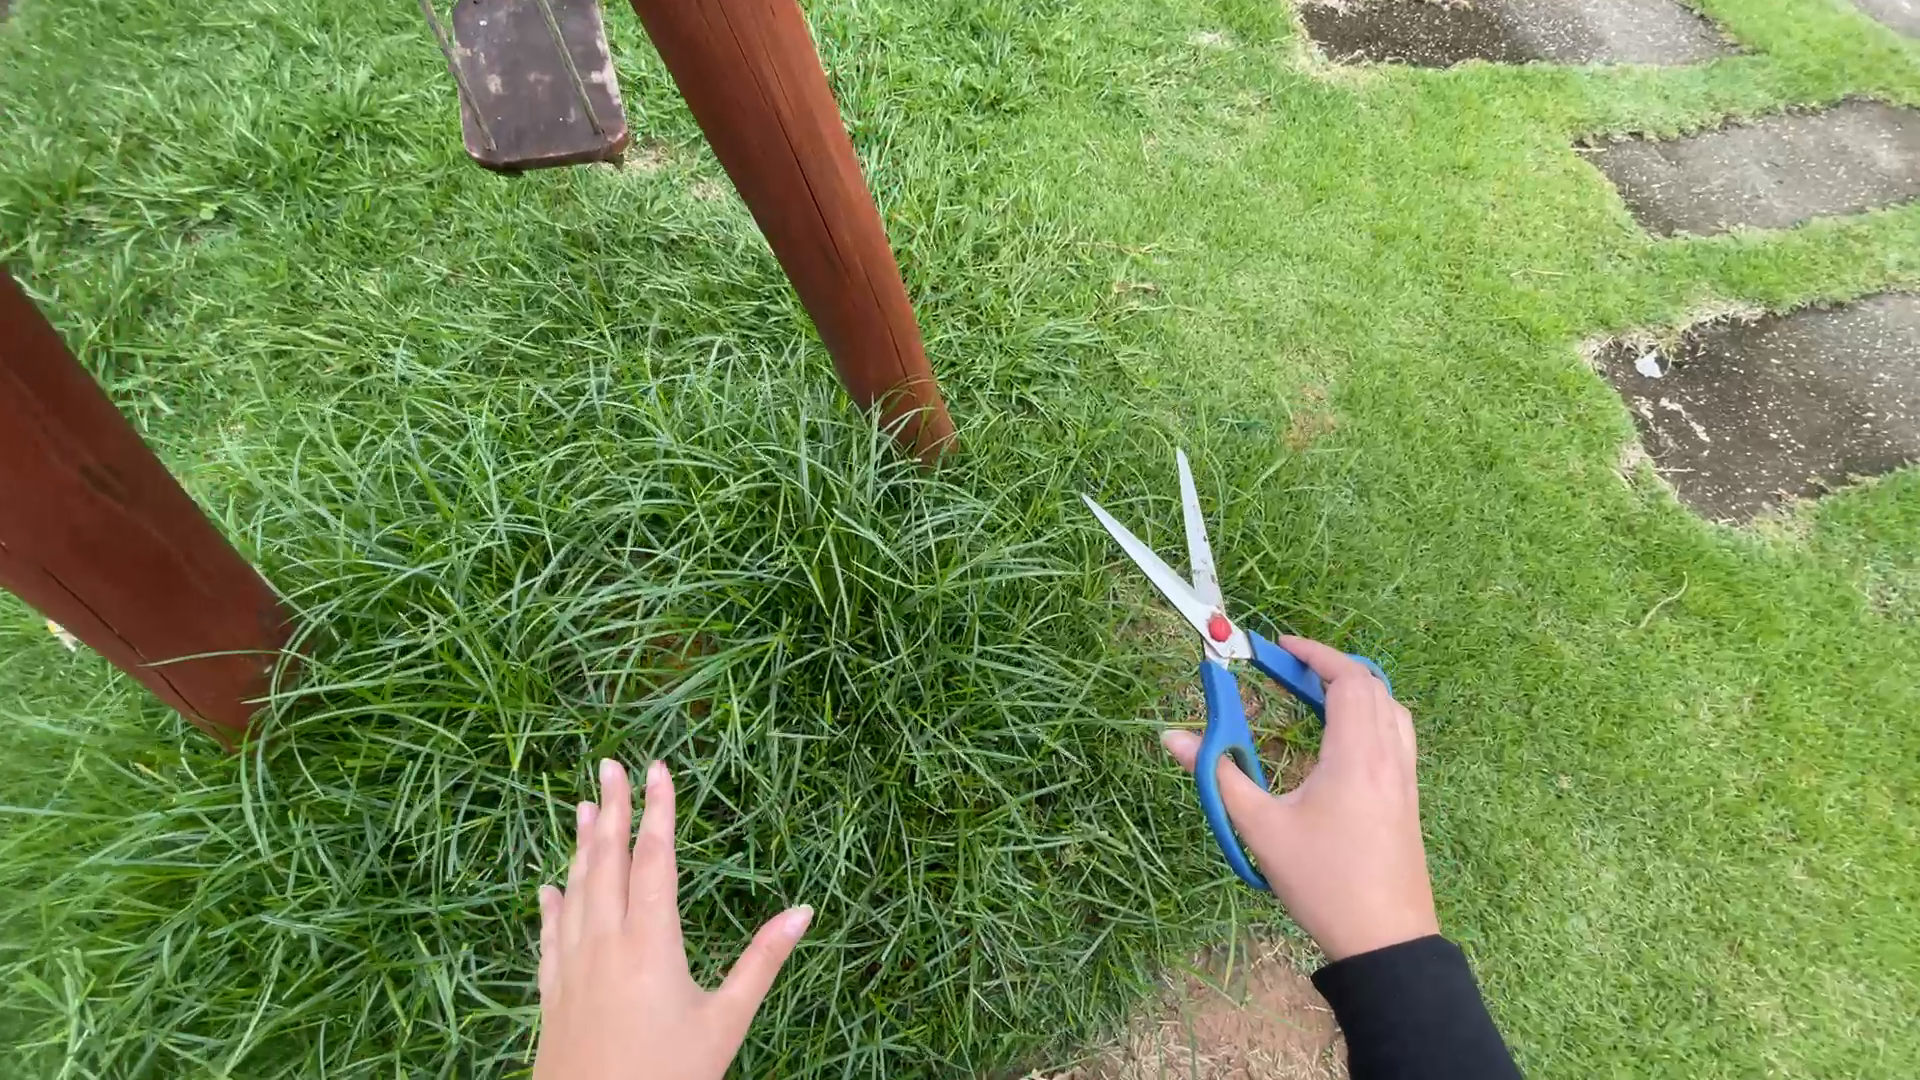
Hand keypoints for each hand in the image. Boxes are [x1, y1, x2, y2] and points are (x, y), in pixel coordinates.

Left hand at [533, 759, 812, 1079]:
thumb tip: (805, 909)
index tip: (658, 767)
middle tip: (608, 764)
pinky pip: (549, 938)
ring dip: (581, 846)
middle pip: (607, 862)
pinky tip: (546, 887)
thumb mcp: (725, 1023)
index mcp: (650, 943)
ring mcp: (572, 970)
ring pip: (575, 891)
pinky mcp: (553, 998)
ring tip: (585, 806)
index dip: (659, 808)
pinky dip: (550, 907)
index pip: (654, 858)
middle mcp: (606, 945)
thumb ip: (763, 961)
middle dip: (612, 809)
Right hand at [1161, 636, 1438, 960]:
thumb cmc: (1321, 881)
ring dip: (1356, 688)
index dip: (1316, 654)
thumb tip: (1171, 737)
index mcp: (1357, 758)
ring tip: (1313, 692)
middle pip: (1373, 687)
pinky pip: (1397, 734)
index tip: (1280, 647)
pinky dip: (1370, 714)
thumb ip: (1216, 774)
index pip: (1348, 681)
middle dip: (1330, 665)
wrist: (1386, 944)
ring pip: (1391, 709)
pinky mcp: (1408, 798)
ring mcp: (1405, 779)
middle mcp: (1389, 759)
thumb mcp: (1259, 827)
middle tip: (1286, 667)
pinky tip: (1340, 735)